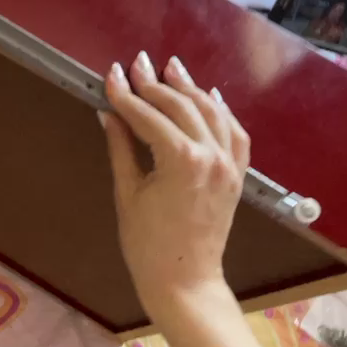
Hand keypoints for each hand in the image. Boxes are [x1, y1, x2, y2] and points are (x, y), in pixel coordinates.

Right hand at [100, 51, 250, 317]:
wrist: (185, 281)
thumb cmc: (147, 244)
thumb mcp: (128, 193)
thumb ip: (121, 148)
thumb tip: (109, 114)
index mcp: (180, 160)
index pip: (147, 116)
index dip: (126, 94)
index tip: (111, 75)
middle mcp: (211, 155)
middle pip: (181, 106)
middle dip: (155, 84)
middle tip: (136, 64)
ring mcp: (229, 164)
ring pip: (211, 112)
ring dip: (189, 88)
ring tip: (171, 68)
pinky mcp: (237, 174)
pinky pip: (235, 133)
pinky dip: (221, 111)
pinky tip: (209, 95)